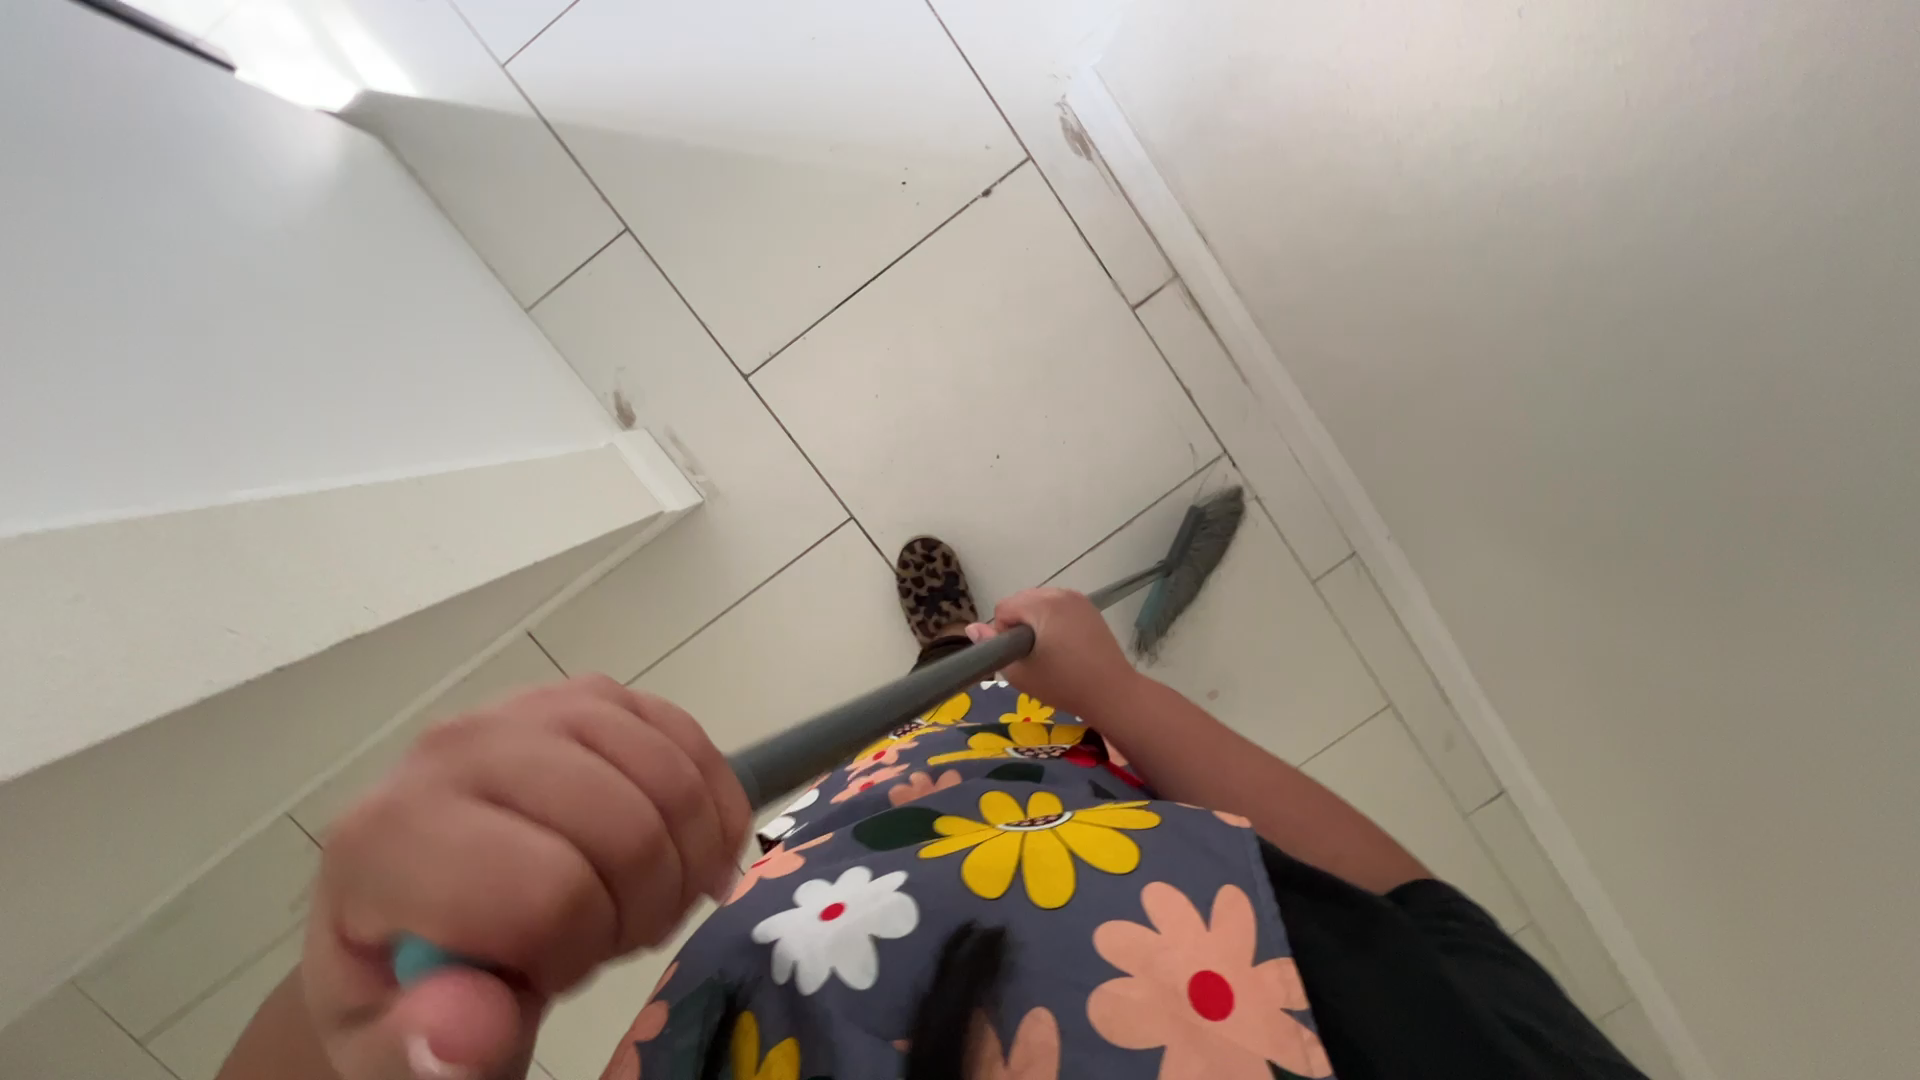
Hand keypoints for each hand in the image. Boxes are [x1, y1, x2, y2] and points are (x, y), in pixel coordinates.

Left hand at [304, 676, 748, 1079]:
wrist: (427, 878)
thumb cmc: (412, 962)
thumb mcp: (388, 1044)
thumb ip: (419, 1050)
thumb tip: (473, 1028)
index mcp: (392, 834)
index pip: (549, 895)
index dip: (580, 951)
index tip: (554, 973)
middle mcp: (467, 745)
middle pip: (628, 831)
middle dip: (647, 906)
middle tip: (619, 939)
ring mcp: (544, 704)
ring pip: (673, 782)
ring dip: (687, 860)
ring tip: (650, 897)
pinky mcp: (600, 692)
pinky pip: (694, 743)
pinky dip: (718, 810)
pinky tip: (696, 854)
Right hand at [966, 587, 1142, 719]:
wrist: (1112, 692)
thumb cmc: (1063, 685)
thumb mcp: (1020, 672)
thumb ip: (992, 647)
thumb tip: (971, 627)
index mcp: (1042, 605)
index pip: (1004, 608)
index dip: (1003, 633)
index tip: (1018, 656)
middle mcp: (1060, 594)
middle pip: (1022, 600)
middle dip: (1019, 624)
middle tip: (1032, 656)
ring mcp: (1078, 599)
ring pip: (1040, 602)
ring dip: (1036, 621)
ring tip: (1048, 651)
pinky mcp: (1090, 608)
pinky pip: (1058, 606)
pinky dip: (1053, 620)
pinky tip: (1063, 645)